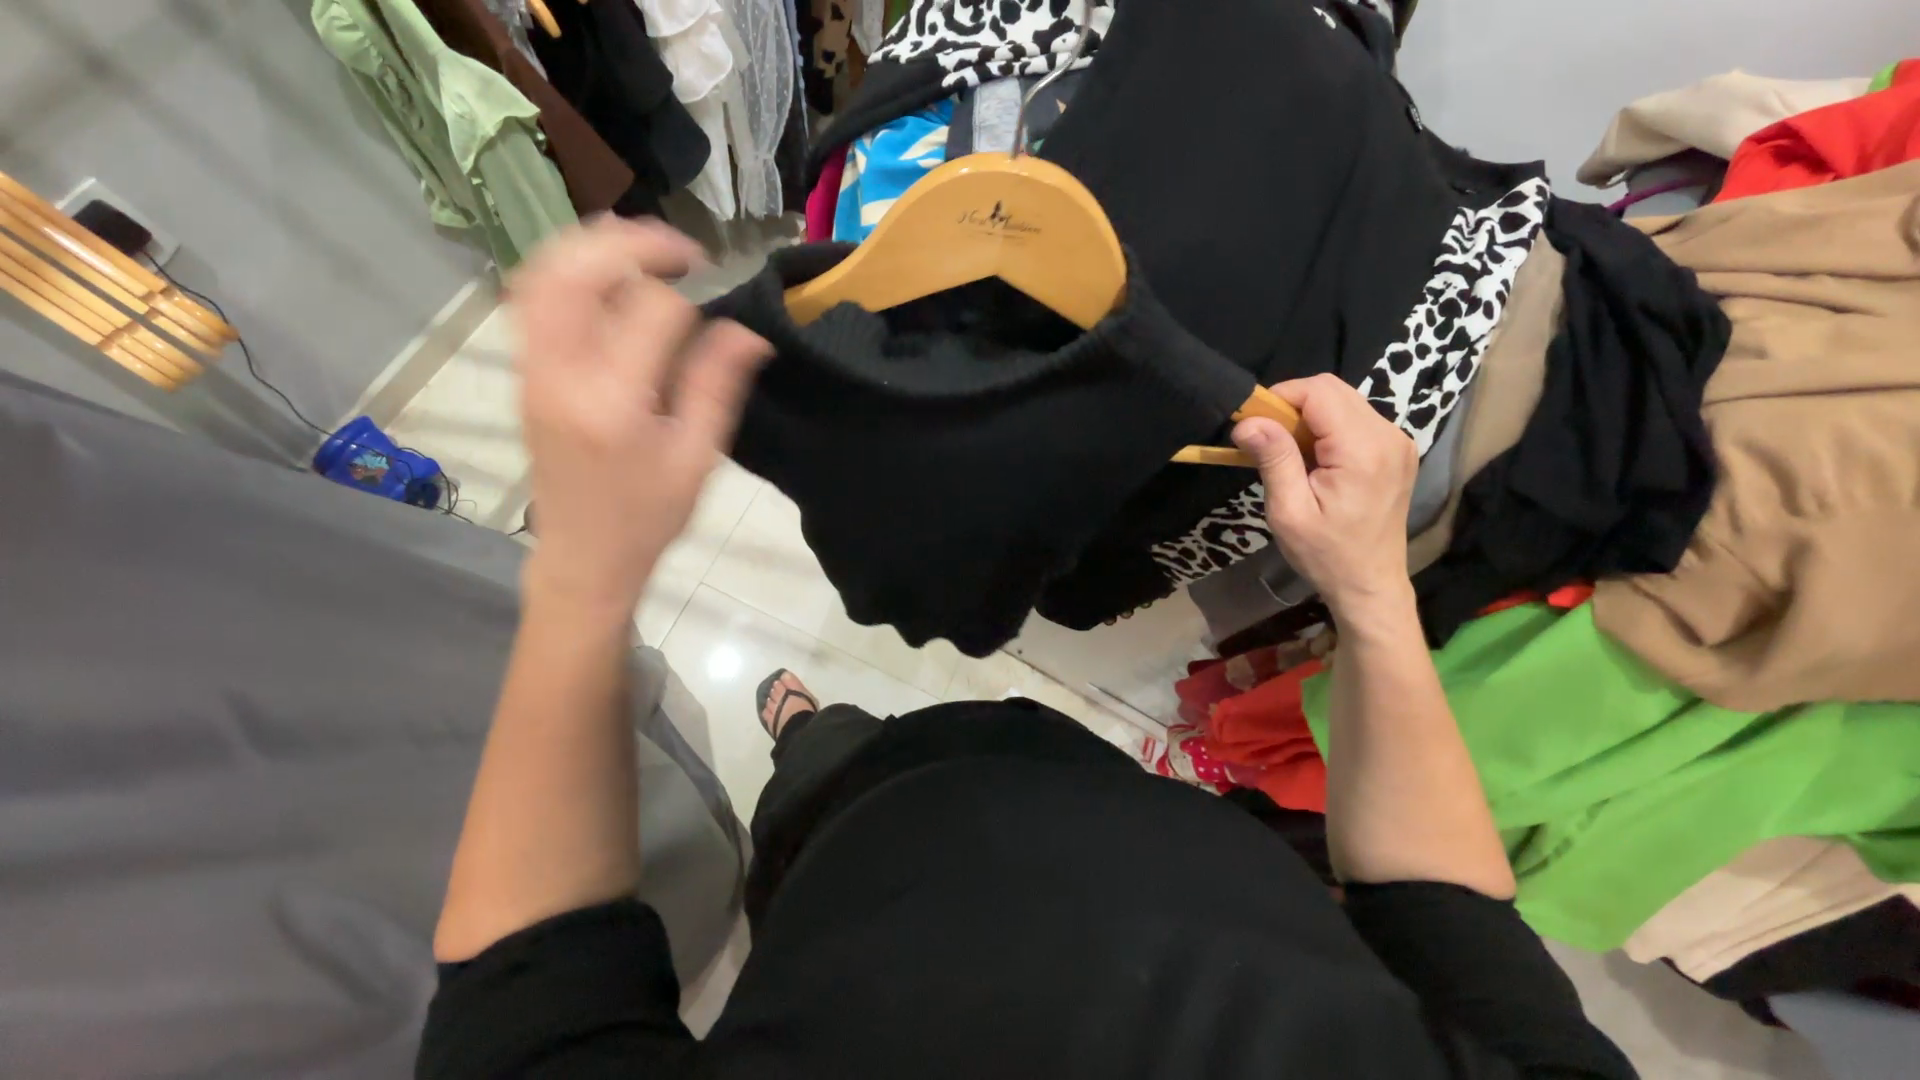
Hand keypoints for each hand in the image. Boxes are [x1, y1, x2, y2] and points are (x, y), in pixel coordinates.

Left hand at [511, 218, 771, 614]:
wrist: (582, 556)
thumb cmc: (648, 515)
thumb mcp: (698, 457)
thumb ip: (718, 385)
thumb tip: (748, 330)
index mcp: (614, 402)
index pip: (651, 311)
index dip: (689, 295)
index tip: (716, 298)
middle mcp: (561, 375)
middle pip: (575, 272)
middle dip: (630, 243)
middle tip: (678, 251)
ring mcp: (532, 371)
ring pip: (542, 275)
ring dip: (591, 248)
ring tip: (641, 250)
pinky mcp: (523, 373)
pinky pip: (531, 298)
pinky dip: (566, 271)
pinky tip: (605, 279)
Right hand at [1232, 374, 1417, 621]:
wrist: (1370, 583)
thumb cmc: (1325, 554)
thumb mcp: (1289, 512)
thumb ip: (1274, 460)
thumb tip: (1248, 422)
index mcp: (1362, 450)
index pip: (1319, 392)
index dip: (1281, 396)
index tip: (1253, 423)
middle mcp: (1388, 436)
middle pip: (1333, 389)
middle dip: (1293, 404)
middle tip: (1266, 438)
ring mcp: (1397, 442)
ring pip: (1344, 401)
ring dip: (1309, 416)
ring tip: (1288, 452)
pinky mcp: (1396, 450)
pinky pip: (1356, 419)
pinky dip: (1327, 428)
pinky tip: (1313, 459)